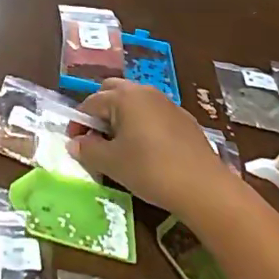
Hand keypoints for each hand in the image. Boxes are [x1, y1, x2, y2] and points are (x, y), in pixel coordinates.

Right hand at [69, 79, 240, 216]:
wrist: (203, 187)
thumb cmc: (150, 170)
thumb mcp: (112, 163)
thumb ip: (89, 150)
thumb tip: (75, 143)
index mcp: (123, 97)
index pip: (90, 103)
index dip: (78, 124)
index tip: (75, 144)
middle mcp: (144, 91)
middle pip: (112, 92)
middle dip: (100, 111)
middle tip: (96, 138)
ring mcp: (166, 102)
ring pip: (134, 101)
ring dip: (121, 116)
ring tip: (120, 145)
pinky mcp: (183, 118)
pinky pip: (152, 113)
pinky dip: (142, 124)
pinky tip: (146, 150)